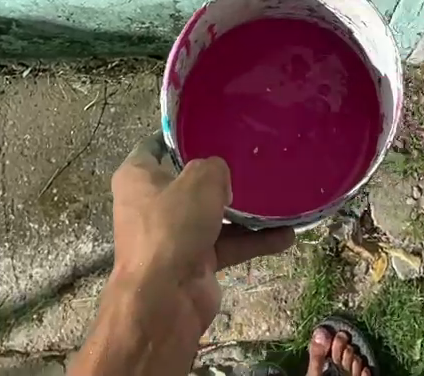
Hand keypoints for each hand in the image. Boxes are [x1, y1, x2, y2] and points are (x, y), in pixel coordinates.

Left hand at [70, 137, 293, 375]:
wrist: (165, 301)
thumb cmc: (173, 226)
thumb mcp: (200, 179)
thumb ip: (215, 167)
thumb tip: (221, 180)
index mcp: (137, 176)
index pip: (157, 144)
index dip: (182, 132)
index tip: (213, 122)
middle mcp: (152, 203)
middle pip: (189, 179)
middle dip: (218, 172)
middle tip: (250, 156)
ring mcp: (173, 234)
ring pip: (213, 213)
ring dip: (244, 209)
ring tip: (277, 193)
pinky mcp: (194, 261)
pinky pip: (228, 243)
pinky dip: (254, 240)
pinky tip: (286, 234)